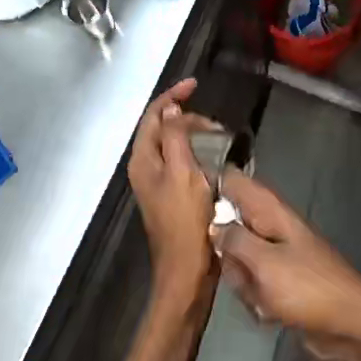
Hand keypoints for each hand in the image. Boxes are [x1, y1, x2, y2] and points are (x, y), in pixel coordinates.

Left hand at [128, 79, 218, 288]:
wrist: (187, 275)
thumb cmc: (185, 223)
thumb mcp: (182, 174)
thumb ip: (174, 138)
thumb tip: (170, 109)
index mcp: (142, 159)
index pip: (153, 115)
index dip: (172, 96)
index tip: (195, 85)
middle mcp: (145, 168)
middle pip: (161, 128)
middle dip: (185, 117)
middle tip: (215, 124)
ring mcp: (157, 183)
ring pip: (172, 146)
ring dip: (192, 135)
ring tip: (218, 137)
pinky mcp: (171, 197)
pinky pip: (181, 163)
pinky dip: (196, 154)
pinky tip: (214, 160)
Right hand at [213, 169, 360, 350]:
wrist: (353, 328)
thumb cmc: (308, 288)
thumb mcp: (261, 262)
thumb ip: (231, 239)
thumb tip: (211, 225)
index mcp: (266, 207)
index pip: (227, 177)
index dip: (205, 182)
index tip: (187, 202)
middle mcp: (268, 222)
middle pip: (226, 221)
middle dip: (224, 249)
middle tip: (234, 268)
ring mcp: (273, 251)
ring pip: (236, 256)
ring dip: (241, 279)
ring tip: (256, 294)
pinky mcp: (279, 277)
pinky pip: (252, 280)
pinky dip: (256, 297)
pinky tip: (267, 311)